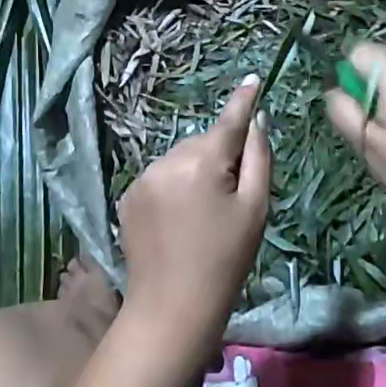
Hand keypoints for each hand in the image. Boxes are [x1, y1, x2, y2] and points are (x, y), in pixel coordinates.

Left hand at [118, 75, 271, 350]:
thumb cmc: (225, 261)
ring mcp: (142, 178)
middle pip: (202, 142)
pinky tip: (178, 219)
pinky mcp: (128, 196)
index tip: (253, 80)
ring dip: (194, 171)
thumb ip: (258, 158)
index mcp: (202, 162)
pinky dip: (173, 186)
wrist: (172, 306)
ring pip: (179, 158)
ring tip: (203, 212)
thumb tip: (257, 120)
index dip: (243, 101)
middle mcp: (167, 160)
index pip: (229, 121)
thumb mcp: (255, 209)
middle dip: (218, 156)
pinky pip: (159, 177)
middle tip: (231, 195)